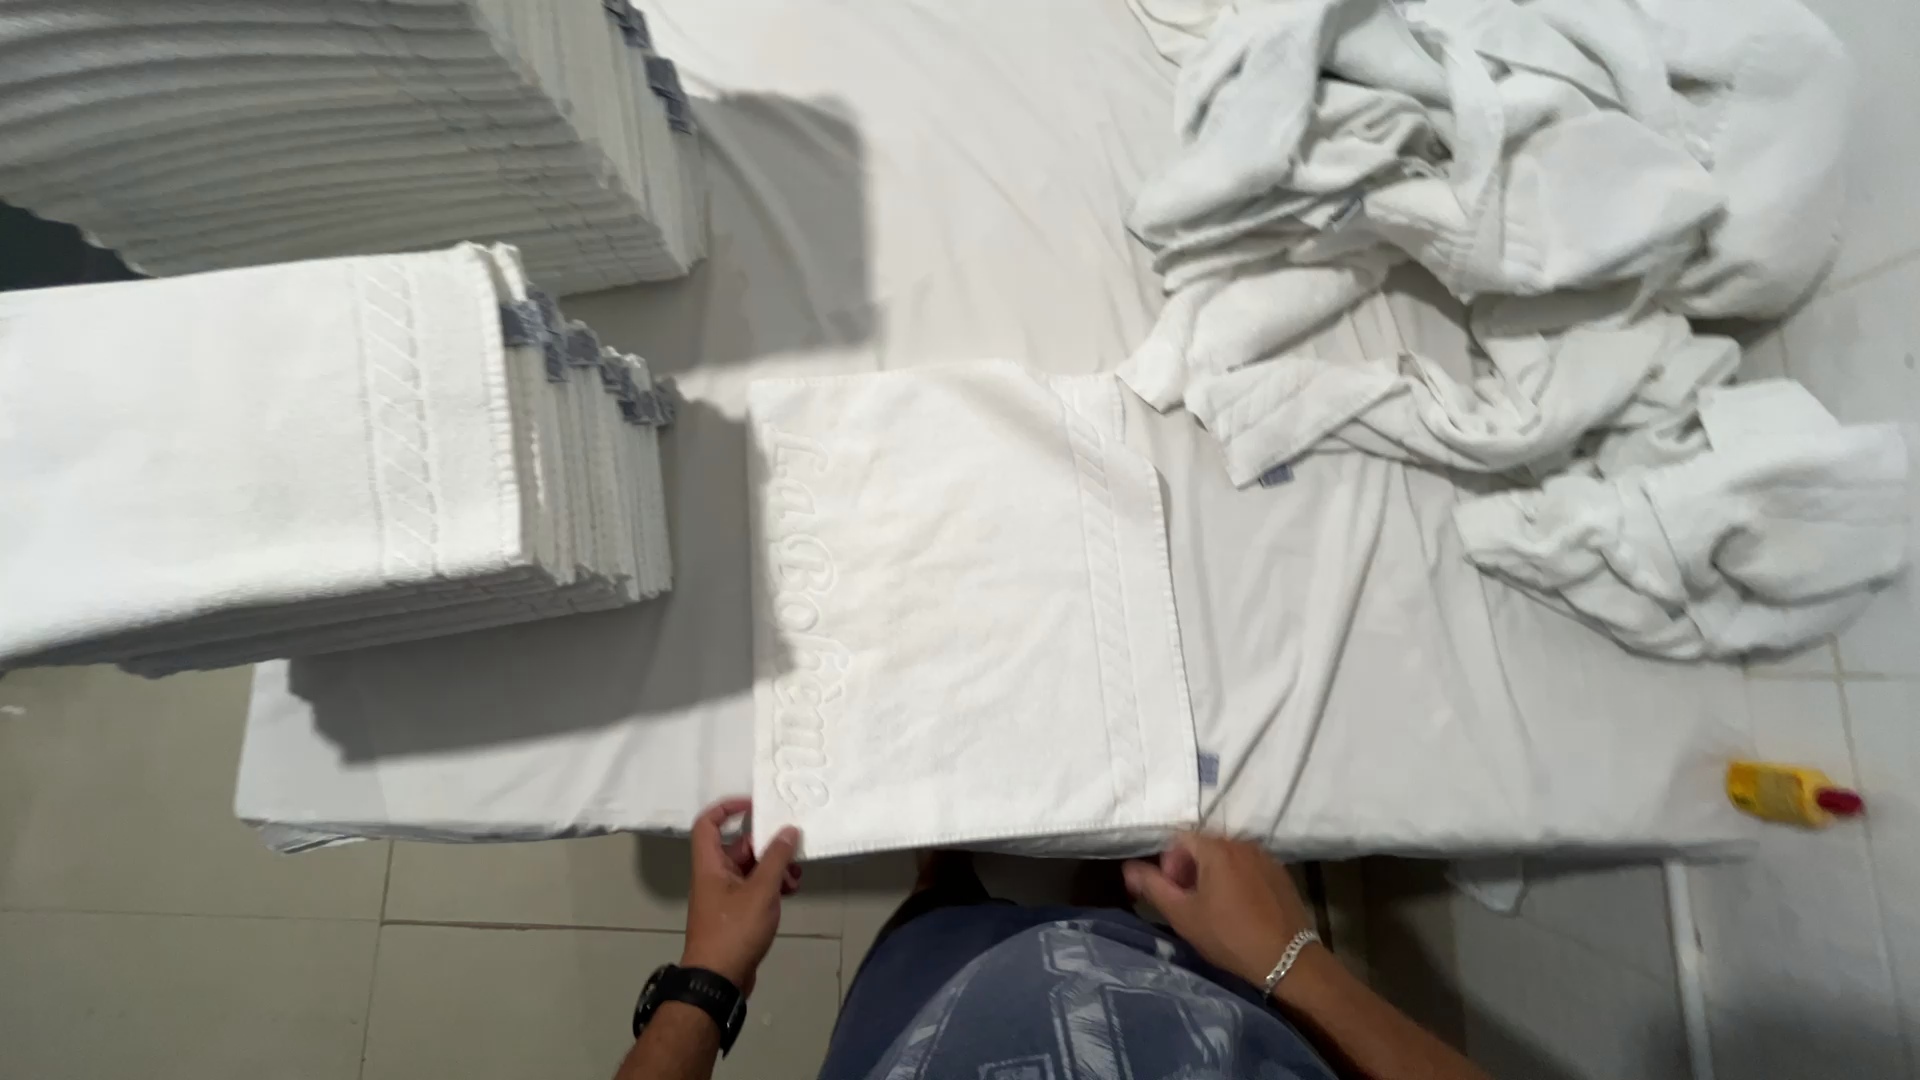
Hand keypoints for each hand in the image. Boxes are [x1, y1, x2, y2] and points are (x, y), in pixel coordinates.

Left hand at [680, 797, 801, 996]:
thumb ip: (776, 858)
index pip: (708, 823)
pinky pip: (755, 887)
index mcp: (710, 865)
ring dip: (775, 867)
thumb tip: (788, 830)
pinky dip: (772, 885)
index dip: (727, 808)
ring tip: (795, 878)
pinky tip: (790, 892)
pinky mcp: (736, 913)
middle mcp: (715, 876)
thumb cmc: (734, 931)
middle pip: (739, 845)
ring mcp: (725, 896)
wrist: (717, 984)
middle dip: (768, 845)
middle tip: (792, 850)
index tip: (754, 805)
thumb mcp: (761, 891)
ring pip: (752, 868)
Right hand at [1122, 833, 1318, 988]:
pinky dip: (1238, 878)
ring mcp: (1264, 856)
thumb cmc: (1230, 936)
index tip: (1174, 893)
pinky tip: (1241, 907)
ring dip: (1214, 873)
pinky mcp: (1281, 872)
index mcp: (1215, 848)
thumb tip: (1128, 868)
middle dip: (1190, 868)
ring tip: (1216, 906)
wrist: (1290, 962)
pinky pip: (1249, 865)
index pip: (1179, 839)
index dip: (1170, 864)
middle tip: (1191, 901)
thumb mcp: (1183, 915)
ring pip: (1227, 856)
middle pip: (1204, 845)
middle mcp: (1240, 842)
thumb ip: (1152, 886)